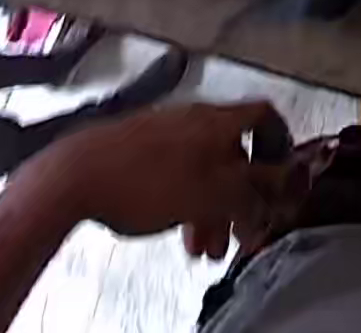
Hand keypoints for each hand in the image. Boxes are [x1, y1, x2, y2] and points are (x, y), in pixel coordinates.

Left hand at [18, 101, 279, 260]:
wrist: (78, 176)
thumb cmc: (144, 179)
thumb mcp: (211, 194)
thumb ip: (251, 192)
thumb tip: (281, 191)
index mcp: (219, 120)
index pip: (265, 117)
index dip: (279, 143)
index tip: (282, 173)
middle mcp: (198, 119)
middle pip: (236, 152)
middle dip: (243, 195)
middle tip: (243, 228)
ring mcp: (170, 132)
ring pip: (207, 167)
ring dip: (214, 206)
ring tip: (206, 244)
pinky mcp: (145, 148)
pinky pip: (181, 172)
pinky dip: (189, 199)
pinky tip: (179, 227)